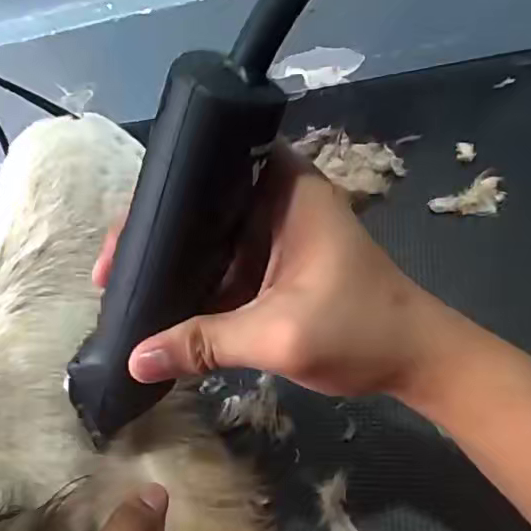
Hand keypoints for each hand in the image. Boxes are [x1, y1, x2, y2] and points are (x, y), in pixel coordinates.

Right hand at [91, 145, 462, 398]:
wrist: (417, 358)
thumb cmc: (361, 332)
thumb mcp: (279, 336)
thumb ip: (205, 343)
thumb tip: (133, 360)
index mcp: (287, 190)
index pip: (207, 169)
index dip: (159, 195)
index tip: (124, 237)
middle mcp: (280, 201)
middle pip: (202, 205)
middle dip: (158, 239)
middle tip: (112, 275)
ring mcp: (281, 234)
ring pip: (214, 239)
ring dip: (179, 266)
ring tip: (128, 293)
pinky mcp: (282, 265)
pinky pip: (230, 265)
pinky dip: (204, 285)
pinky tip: (168, 306)